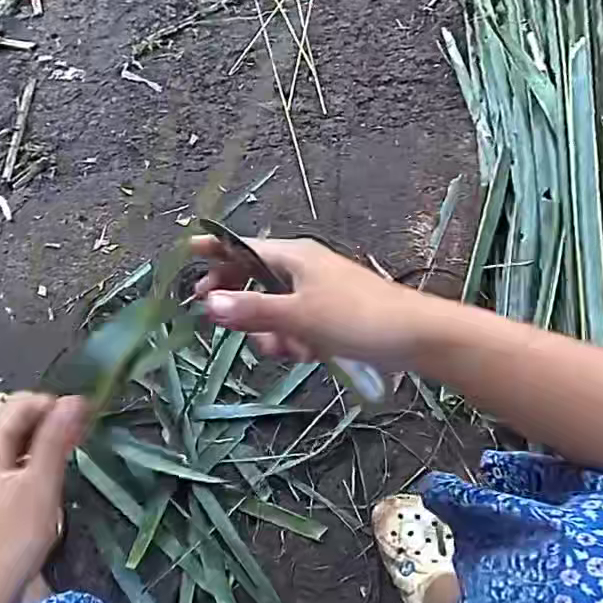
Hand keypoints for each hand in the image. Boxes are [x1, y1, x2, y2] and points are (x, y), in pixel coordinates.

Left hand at [0, 393, 88, 602]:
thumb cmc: (7, 546)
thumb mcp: (39, 487)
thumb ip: (56, 439)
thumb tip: (74, 399)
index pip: (19, 404)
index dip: (54, 405)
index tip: (85, 421)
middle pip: (16, 424)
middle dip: (51, 426)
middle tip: (82, 443)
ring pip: (15, 448)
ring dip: (44, 449)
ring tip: (69, 466)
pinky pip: (11, 470)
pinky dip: (33, 470)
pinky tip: (49, 490)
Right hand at [189, 236, 441, 369]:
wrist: (415, 336)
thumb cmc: (356, 318)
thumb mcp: (299, 317)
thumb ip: (253, 311)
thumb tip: (210, 304)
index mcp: (293, 256)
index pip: (243, 248)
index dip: (214, 253)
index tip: (187, 257)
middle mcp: (303, 268)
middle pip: (255, 280)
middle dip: (242, 305)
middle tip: (219, 323)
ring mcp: (318, 291)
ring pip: (275, 309)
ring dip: (272, 332)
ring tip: (286, 349)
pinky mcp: (331, 314)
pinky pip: (297, 325)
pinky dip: (295, 340)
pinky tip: (306, 354)